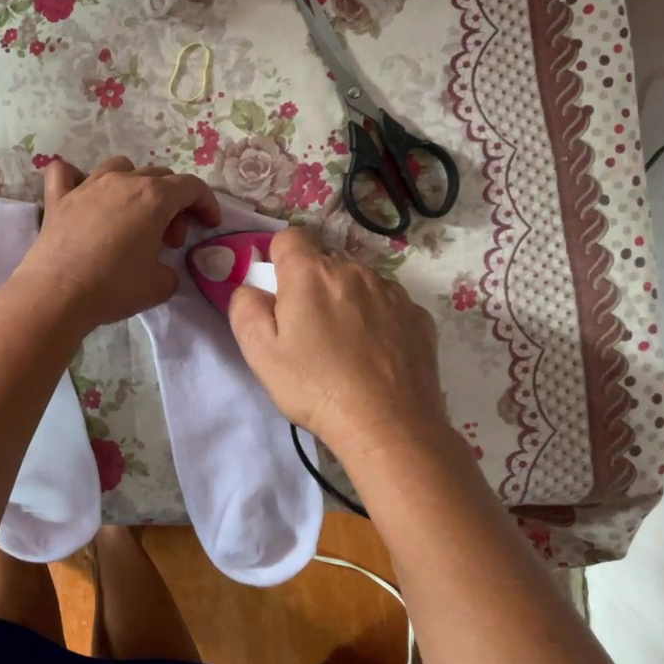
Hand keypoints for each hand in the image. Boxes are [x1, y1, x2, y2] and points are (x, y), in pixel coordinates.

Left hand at [8, 157, 220, 331]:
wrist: (57, 295)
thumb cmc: (113, 288)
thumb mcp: (160, 285)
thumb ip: (170, 269)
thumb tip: (161, 267)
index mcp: (153, 197)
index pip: (191, 187)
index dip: (206, 204)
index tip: (208, 225)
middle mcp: (121, 182)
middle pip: (158, 177)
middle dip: (173, 204)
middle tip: (169, 240)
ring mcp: (86, 186)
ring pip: (119, 168)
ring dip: (134, 185)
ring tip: (132, 217)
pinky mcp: (58, 199)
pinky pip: (65, 173)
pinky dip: (76, 178)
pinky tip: (81, 195)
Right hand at [228, 227, 444, 456]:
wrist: (388, 427)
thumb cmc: (314, 386)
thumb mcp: (258, 351)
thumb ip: (245, 306)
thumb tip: (252, 289)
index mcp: (310, 273)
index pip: (289, 237)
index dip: (278, 260)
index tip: (277, 293)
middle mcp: (354, 271)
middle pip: (324, 261)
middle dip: (310, 283)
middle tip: (305, 328)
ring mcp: (392, 293)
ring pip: (357, 282)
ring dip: (344, 299)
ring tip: (342, 345)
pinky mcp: (419, 317)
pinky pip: (387, 304)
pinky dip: (376, 318)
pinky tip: (372, 354)